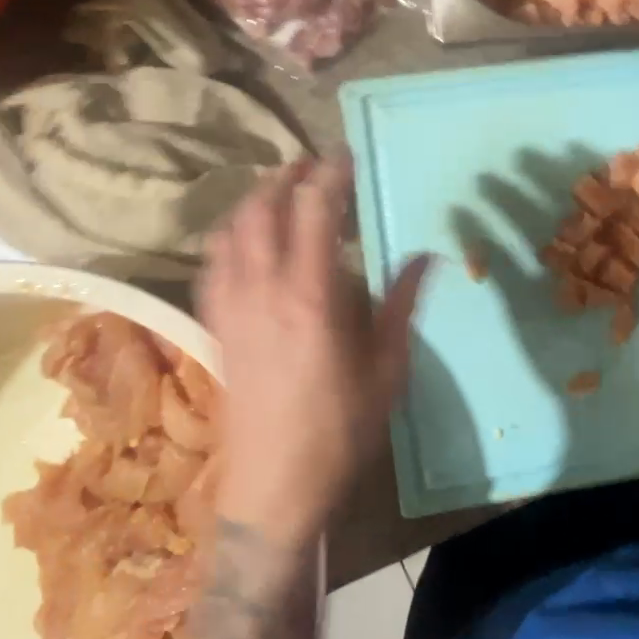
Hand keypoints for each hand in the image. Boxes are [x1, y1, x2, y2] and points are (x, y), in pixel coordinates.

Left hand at [196, 157, 432, 537]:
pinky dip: (229, 236)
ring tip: (279, 189)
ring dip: (254, 201)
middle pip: (262, 211)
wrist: (274, 484)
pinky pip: (213, 264)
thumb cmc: (342, 428)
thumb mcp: (388, 368)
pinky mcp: (217, 327)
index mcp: (312, 297)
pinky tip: (244, 239)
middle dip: (285, 177)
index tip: (346, 154)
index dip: (329, 175)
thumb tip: (424, 256)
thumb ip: (402, 305)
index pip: (314, 213)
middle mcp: (263, 290)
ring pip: (230, 232)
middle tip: (311, 163)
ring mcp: (232, 308)